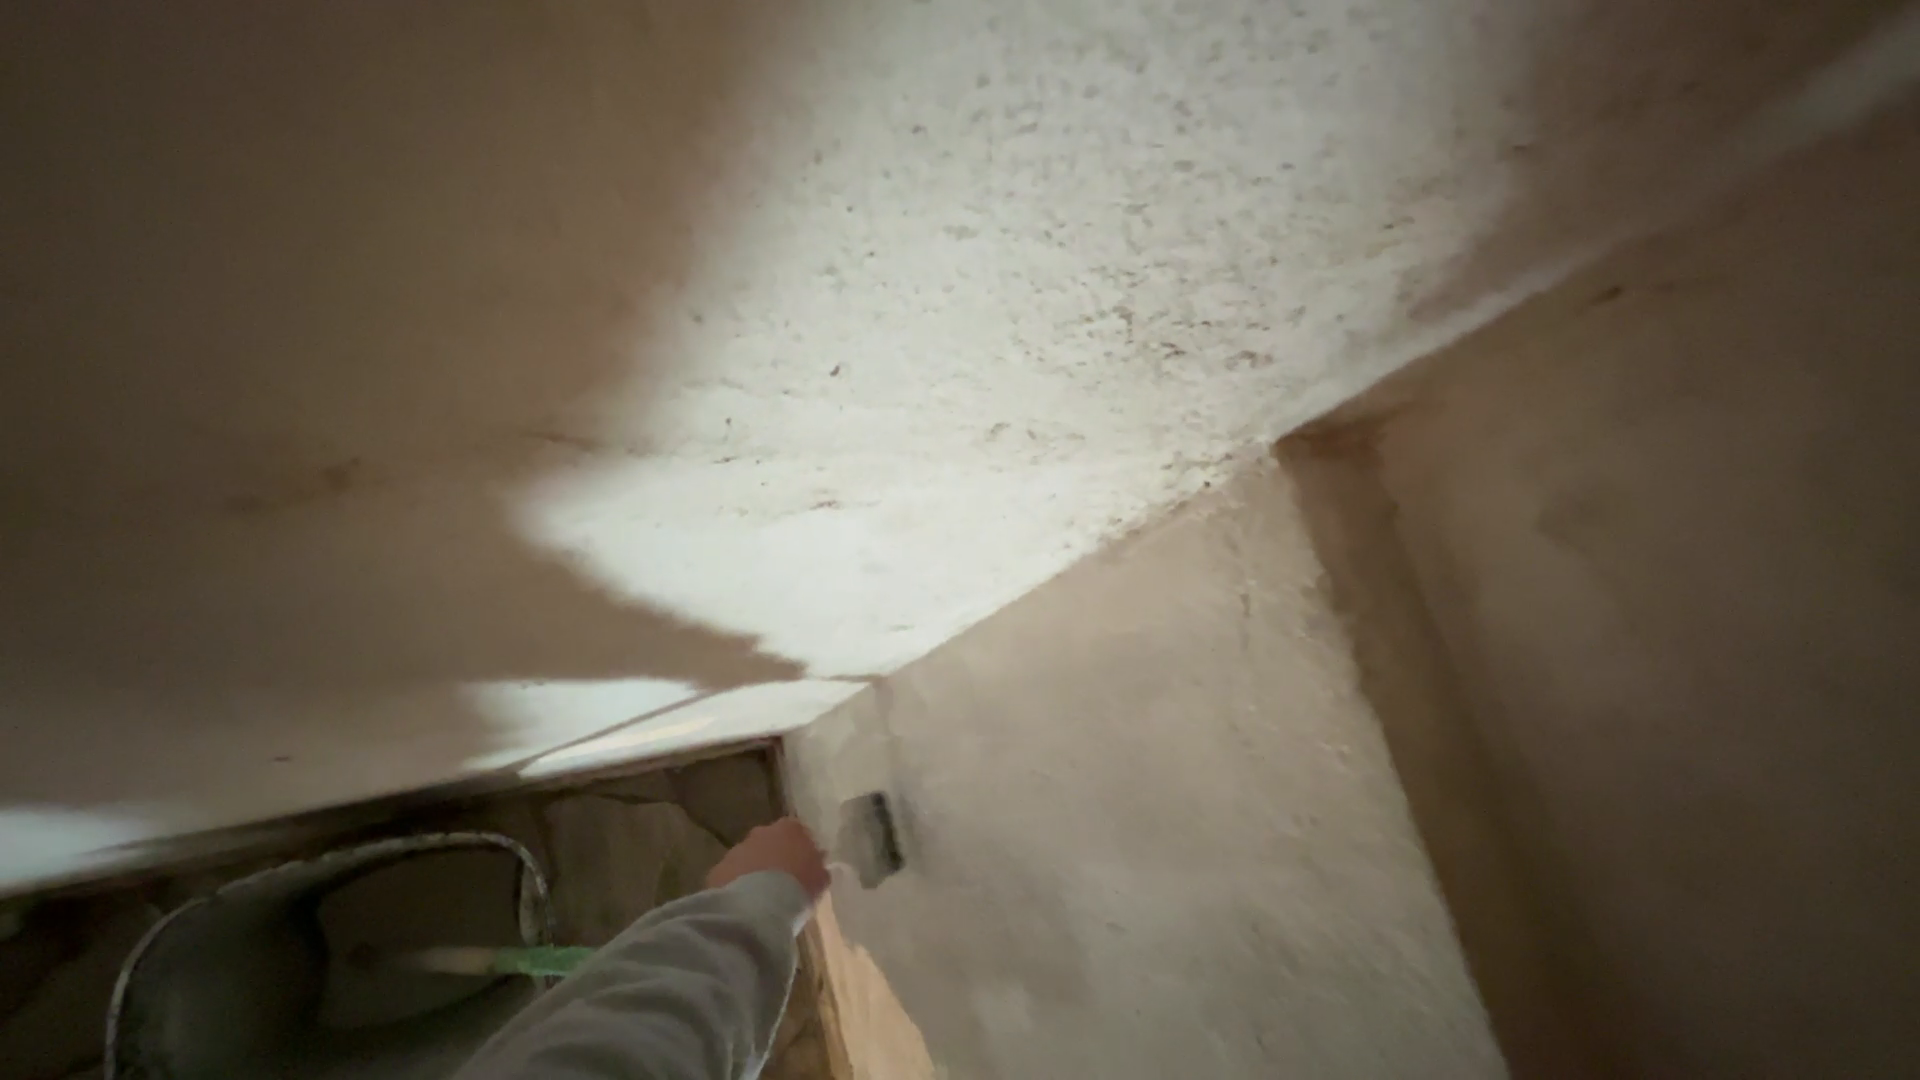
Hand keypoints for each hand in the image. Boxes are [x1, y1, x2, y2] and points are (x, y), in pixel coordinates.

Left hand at [706, 817, 829, 901]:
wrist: (756, 907)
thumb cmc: (796, 888)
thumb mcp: (819, 879)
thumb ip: (818, 867)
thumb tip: (817, 864)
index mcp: (790, 829)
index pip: (798, 831)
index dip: (801, 849)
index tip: (804, 867)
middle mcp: (762, 832)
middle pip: (770, 841)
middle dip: (775, 857)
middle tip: (782, 881)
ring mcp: (737, 849)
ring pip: (748, 858)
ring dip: (754, 871)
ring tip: (761, 897)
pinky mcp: (718, 869)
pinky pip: (731, 876)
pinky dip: (737, 886)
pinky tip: (743, 905)